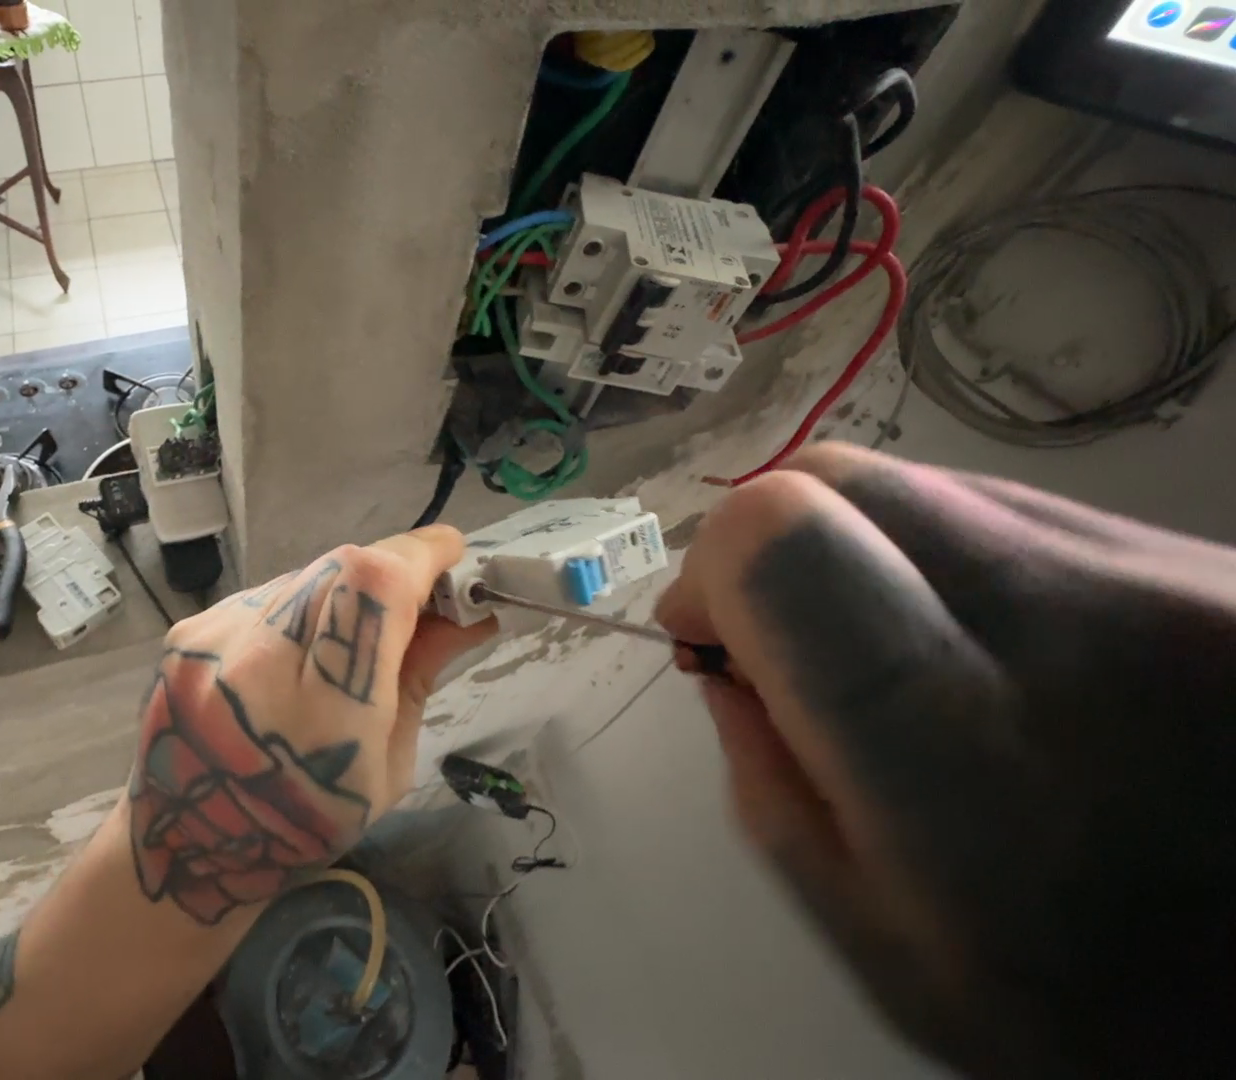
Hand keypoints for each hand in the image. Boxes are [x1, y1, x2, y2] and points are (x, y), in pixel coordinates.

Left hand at [124, 527, 496, 925]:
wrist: (189, 836)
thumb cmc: (305, 822)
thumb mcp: (386, 768)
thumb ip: (419, 679)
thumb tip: (469, 613)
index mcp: (323, 711)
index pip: (373, 588)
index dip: (420, 555)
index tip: (452, 550)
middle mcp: (259, 657)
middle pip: (342, 565)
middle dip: (392, 568)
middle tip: (415, 597)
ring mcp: (215, 636)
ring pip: (305, 573)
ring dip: (344, 590)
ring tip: (345, 642)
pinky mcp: (190, 630)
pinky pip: (267, 594)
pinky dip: (299, 607)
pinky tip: (293, 655)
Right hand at [656, 443, 1235, 1078]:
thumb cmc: (1085, 1011)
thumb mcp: (871, 931)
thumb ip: (762, 774)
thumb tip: (723, 654)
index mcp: (966, 754)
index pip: (784, 545)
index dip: (713, 569)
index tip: (708, 633)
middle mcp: (1085, 631)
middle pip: (837, 479)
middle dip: (761, 540)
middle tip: (773, 627)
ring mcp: (1181, 580)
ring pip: (915, 481)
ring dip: (850, 545)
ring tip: (884, 642)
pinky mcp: (1223, 560)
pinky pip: (1006, 505)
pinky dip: (934, 553)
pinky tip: (970, 640)